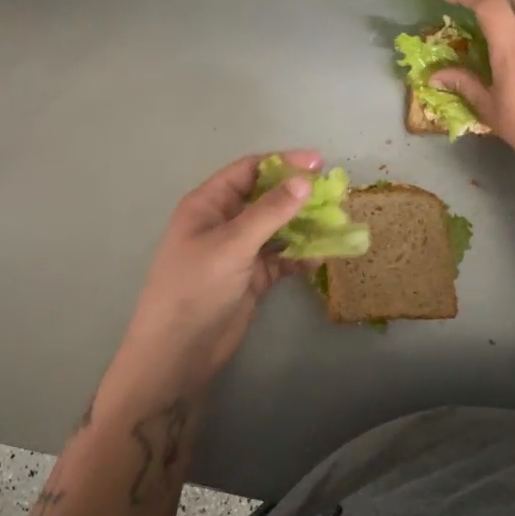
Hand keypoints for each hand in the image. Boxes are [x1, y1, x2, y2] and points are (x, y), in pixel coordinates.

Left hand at [118, 151, 319, 386]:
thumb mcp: (232, 244)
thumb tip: (304, 181)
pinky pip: (280, 259)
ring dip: (304, 226)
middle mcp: (223, 222)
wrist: (177, 353)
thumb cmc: (196, 288)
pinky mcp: (251, 279)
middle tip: (335, 196)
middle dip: (297, 195)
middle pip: (266, 198)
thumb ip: (270, 211)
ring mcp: (238, 252)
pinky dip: (300, 257)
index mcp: (208, 204)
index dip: (282, 163)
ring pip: (277, 229)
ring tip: (337, 224)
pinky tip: (322, 258)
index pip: (249, 171)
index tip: (318, 162)